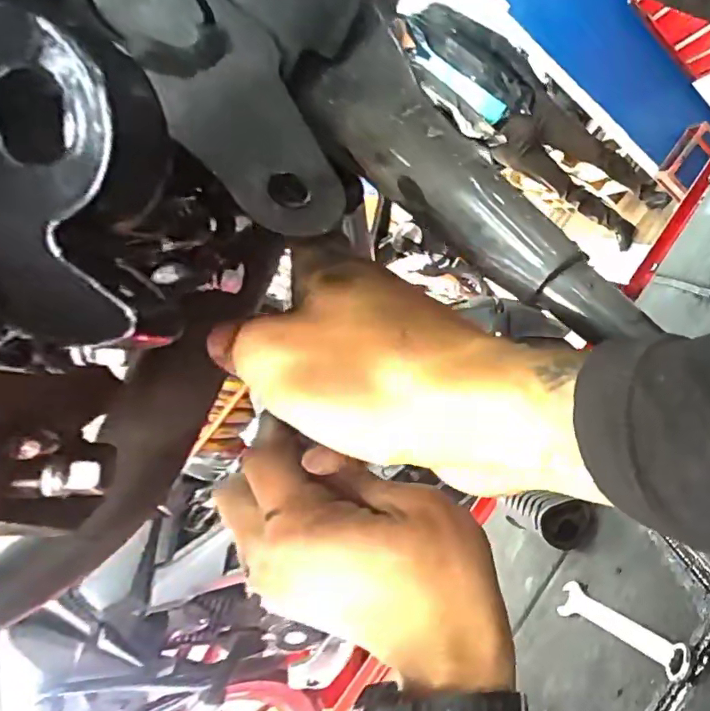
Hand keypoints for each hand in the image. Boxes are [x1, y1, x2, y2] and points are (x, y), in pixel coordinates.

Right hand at [206, 245, 600, 501]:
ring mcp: (411, 352)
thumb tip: (226, 341)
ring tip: (299, 434)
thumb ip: (237, 342)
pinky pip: (377, 412)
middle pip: (310, 327)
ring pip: (341, 376)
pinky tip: (339, 456)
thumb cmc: (392, 379)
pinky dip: (353, 435)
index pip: (286, 254)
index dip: (251, 279)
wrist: (483, 418)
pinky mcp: (433, 392)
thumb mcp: (273, 355)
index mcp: (340, 276)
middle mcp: (382, 308)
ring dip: (314, 410)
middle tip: (259, 390)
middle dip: (279, 365)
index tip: (231, 305)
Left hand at [214, 424, 514, 693]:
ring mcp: (271, 582)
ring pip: (245, 522)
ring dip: (276, 497)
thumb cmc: (443, 570)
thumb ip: (360, 475)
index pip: (262, 461)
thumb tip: (321, 457)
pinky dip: (285, 525)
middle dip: (268, 466)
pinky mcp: (286, 598)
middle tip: (325, 458)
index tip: (308, 414)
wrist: (446, 643)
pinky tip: (337, 524)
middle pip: (233, 491)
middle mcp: (265, 556)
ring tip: (337, 492)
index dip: (282, 431)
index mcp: (294, 527)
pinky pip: (266, 546)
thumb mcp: (418, 505)